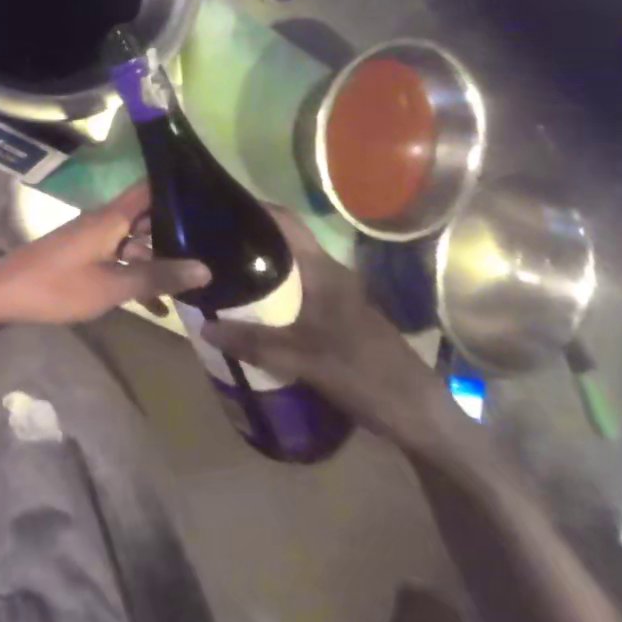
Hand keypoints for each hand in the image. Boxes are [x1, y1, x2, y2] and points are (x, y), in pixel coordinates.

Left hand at [0, 184, 210, 325]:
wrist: (2, 296)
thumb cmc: (57, 286)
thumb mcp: (111, 286)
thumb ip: (156, 276)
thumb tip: (206, 268)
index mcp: (111, 218)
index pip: (150, 188)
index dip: (179, 187)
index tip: (214, 197)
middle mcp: (104, 222)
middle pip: (147, 218)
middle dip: (178, 232)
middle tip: (218, 248)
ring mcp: (92, 240)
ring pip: (135, 243)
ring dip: (160, 260)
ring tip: (197, 280)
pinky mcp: (83, 259)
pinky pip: (119, 261)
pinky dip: (137, 276)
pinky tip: (158, 305)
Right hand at [198, 208, 456, 451]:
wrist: (418, 414)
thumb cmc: (363, 373)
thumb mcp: (301, 359)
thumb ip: (253, 342)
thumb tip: (204, 326)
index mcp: (324, 272)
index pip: (287, 223)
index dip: (255, 209)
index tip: (219, 207)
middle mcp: (330, 277)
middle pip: (283, 247)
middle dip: (248, 245)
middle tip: (208, 252)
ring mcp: (335, 299)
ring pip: (289, 274)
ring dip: (258, 275)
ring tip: (221, 281)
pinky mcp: (336, 321)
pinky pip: (295, 298)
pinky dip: (270, 299)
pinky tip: (249, 315)